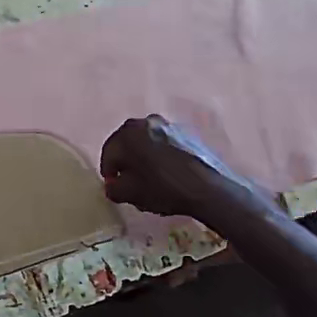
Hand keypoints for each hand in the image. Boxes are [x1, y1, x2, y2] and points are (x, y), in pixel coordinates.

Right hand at [99, 115, 255, 216]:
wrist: (207, 188)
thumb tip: (112, 185)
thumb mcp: (129, 194)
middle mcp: (145, 122)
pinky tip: (166, 175)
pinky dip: (161, 157)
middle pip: (128, 144)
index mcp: (127, 133)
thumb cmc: (162, 188)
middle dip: (126, 162)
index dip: (108, 172)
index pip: (108, 152)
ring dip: (144, 158)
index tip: (113, 186)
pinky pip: (164, 145)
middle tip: (128, 182)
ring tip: (149, 180)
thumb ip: (113, 188)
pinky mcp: (187, 133)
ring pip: (147, 143)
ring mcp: (168, 125)